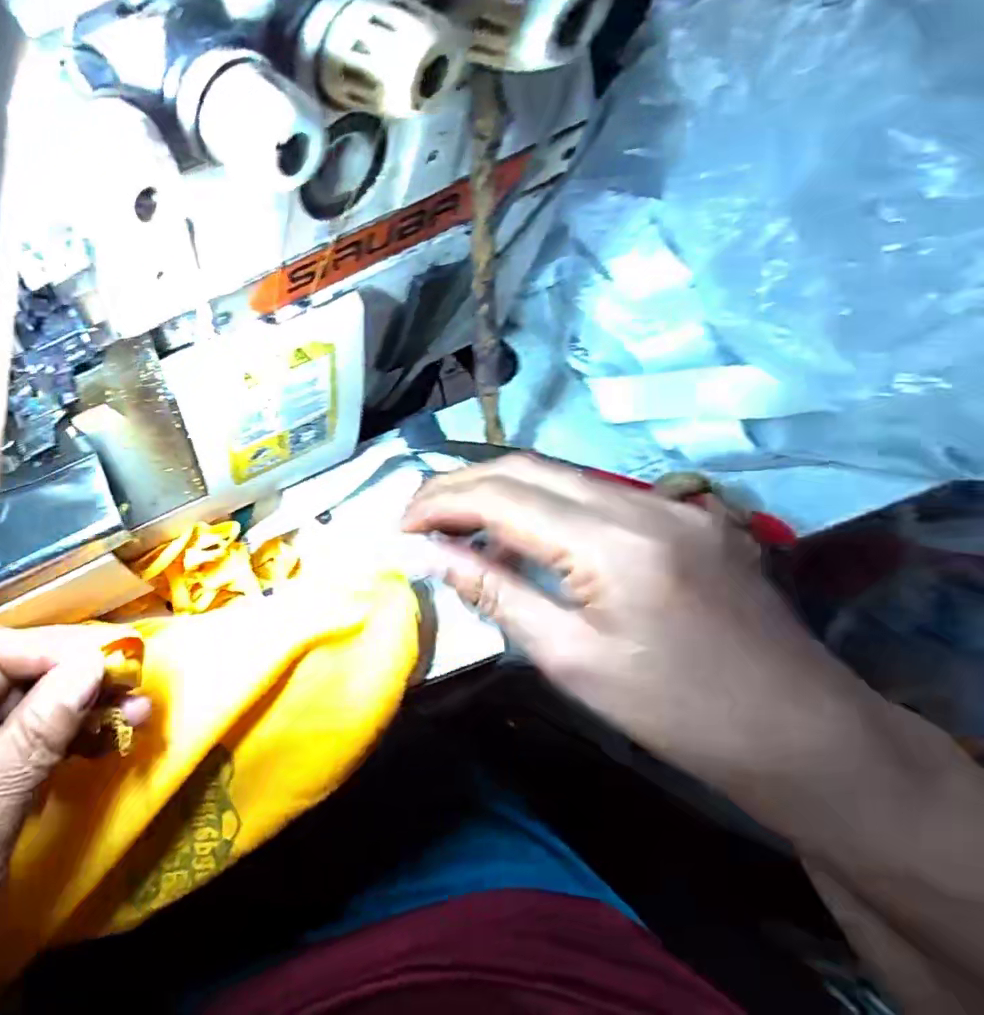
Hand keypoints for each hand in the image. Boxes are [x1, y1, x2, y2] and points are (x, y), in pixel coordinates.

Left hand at [0, 626, 149, 1014]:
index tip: (114, 661)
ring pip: (23, 714)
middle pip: (11, 677)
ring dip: (77, 711)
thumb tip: (90, 664)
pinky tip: (104, 744)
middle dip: (73, 677)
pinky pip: (25, 752)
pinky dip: (65, 746)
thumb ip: (36, 732)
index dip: (54, 650)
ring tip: (137, 710)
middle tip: (136, 683)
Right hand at [400, 454, 883, 791]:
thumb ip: (490, 590)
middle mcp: (645, 506)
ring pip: (553, 471)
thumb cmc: (674, 709)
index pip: (498, 496)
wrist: (806, 736)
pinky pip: (587, 491)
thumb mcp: (566, 655)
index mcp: (615, 544)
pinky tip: (511, 531)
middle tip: (411, 519)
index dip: (435, 506)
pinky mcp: (685, 517)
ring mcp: (672, 506)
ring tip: (447, 523)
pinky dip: (533, 500)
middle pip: (522, 467)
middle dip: (454, 486)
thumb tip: (422, 553)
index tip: (396, 532)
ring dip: (490, 489)